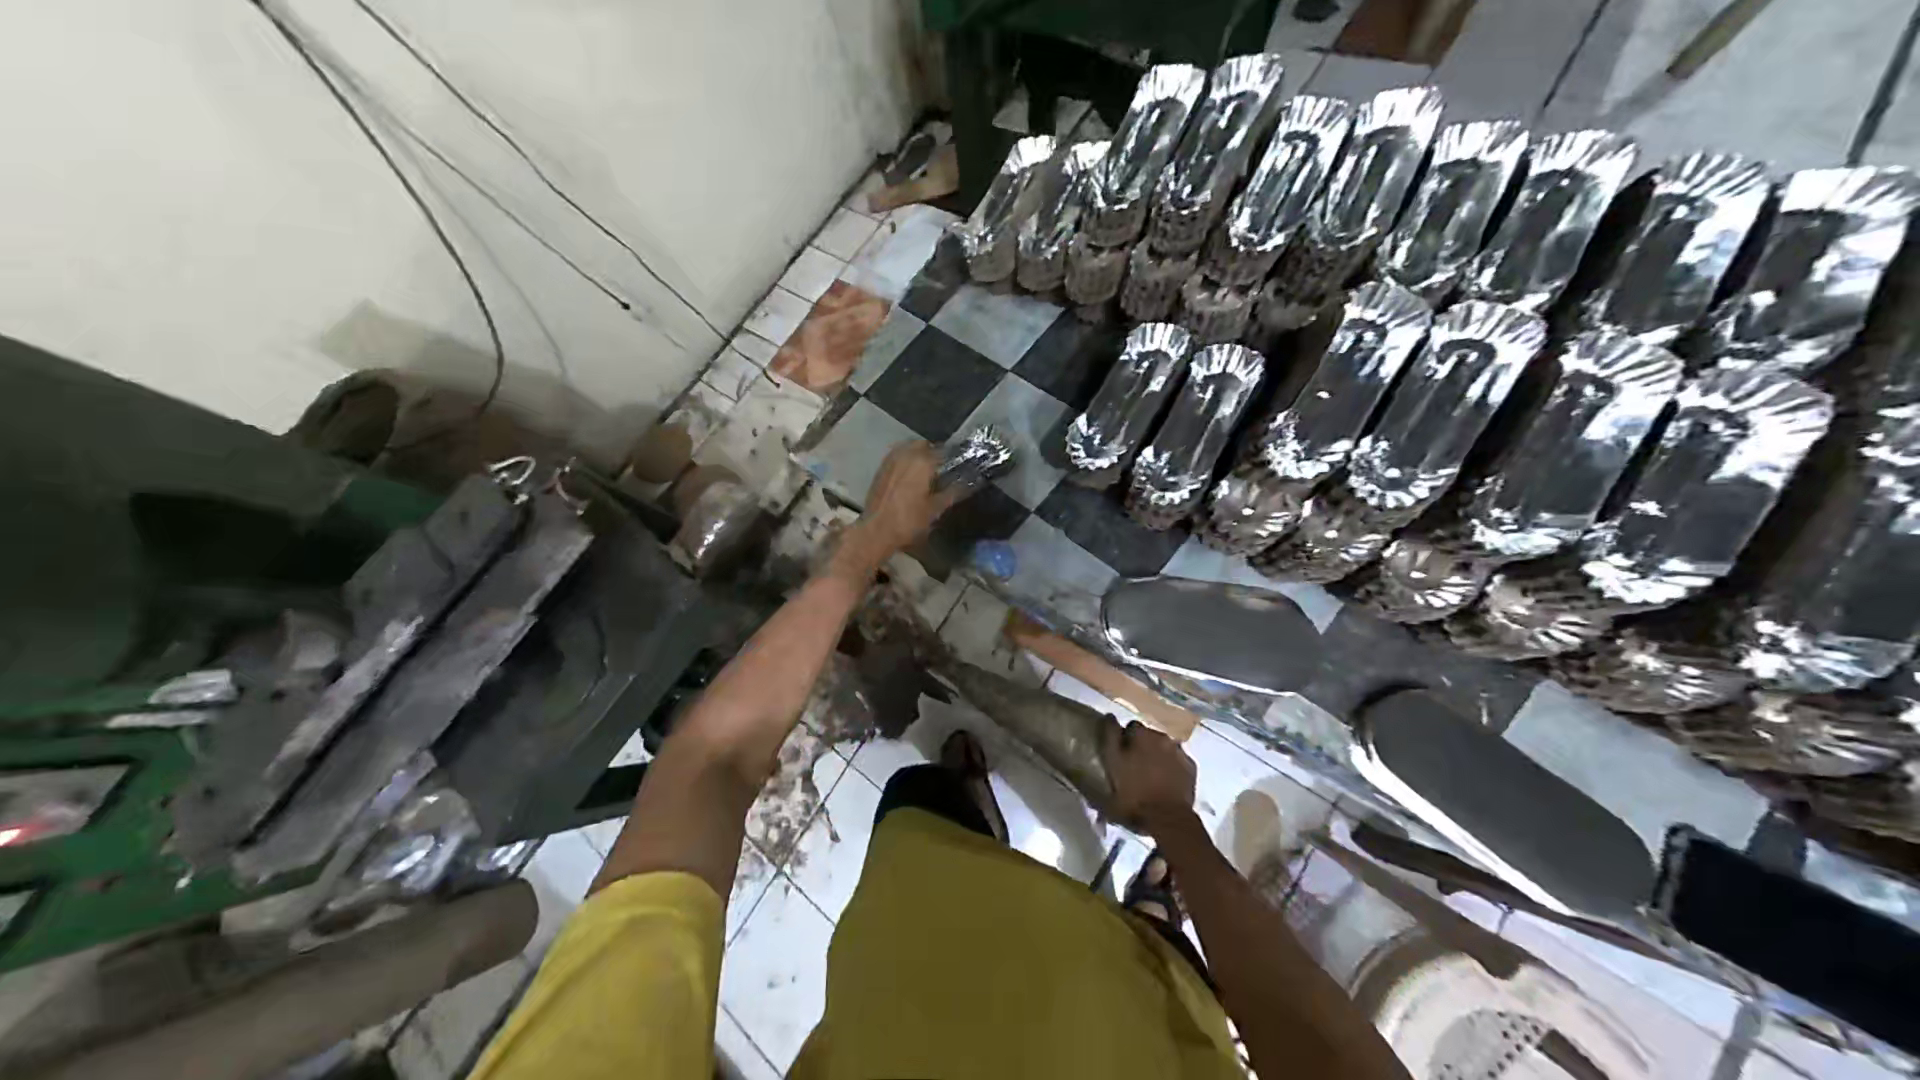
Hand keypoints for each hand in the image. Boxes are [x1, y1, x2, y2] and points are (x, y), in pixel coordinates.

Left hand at [848, 440, 955, 560]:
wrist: (876, 531)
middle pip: (925, 445)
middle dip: (934, 454)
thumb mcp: (936, 509)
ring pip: (910, 449)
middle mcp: (906, 454)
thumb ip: (953, 492)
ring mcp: (891, 459)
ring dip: (919, 456)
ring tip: (925, 475)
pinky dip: (906, 462)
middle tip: (941, 472)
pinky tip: (910, 478)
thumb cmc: (909, 520)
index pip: (945, 452)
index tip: (958, 469)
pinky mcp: (881, 468)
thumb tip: (967, 483)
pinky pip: (898, 457)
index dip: (954, 460)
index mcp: (923, 461)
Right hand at [1102, 721, 1197, 836]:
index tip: (1118, 752)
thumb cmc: (1133, 794)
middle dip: (1140, 745)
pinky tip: (1166, 781)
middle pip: (1148, 735)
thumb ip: (1109, 738)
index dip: (1122, 738)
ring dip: (1157, 754)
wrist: (1168, 819)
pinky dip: (1172, 766)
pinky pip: (1178, 761)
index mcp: (1140, 734)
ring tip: (1151, 774)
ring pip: (1163, 747)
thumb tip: (1109, 716)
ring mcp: (1179, 752)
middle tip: (1133, 765)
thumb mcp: (1111, 766)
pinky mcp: (1191, 768)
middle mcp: (1161, 737)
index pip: (1129, 726)